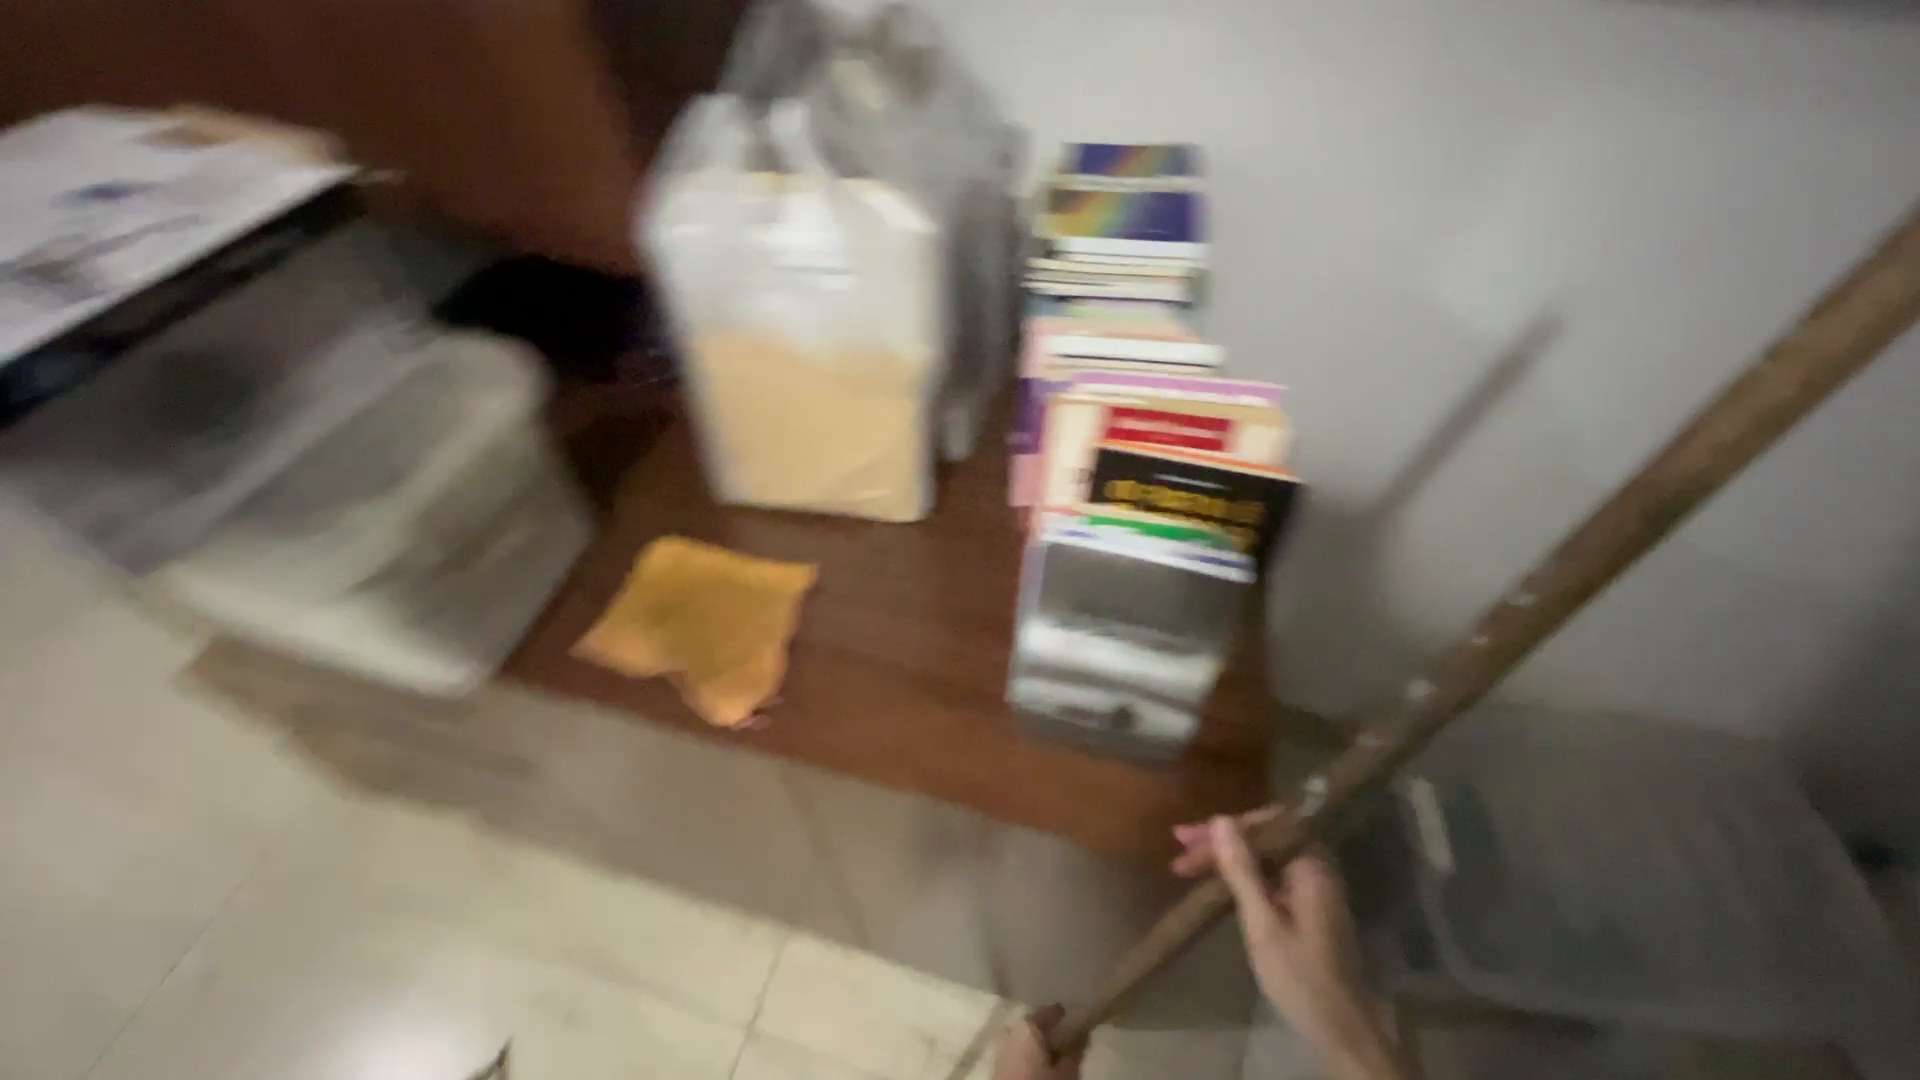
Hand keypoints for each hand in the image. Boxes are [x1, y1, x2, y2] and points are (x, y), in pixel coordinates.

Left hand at [990, 1005, 1083, 1079]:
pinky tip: (1039, 1067)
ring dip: (1038, 1046)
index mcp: (1027, 1026)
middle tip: (1066, 1041)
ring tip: (1054, 1057)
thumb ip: (1075, 1051)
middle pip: (1033, 1025)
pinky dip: (1028, 1056)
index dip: (1062, 1015)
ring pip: (1023, 1040)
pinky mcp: (996, 1067)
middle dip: (1048, 1032)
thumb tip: (1082, 1034)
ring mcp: (1000, 1049)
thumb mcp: (1066, 1073)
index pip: (1048, 1012)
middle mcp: (1010, 1031)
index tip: (1074, 1018)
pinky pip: (1016, 1053)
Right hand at [1175, 816, 1403, 1079]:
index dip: (1223, 828)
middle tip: (1179, 844)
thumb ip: (1242, 869)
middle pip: (1263, 837)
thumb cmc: (1300, 976)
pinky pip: (1269, 873)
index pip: (1264, 825)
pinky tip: (1217, 878)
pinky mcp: (1306, 903)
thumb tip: (1221, 819)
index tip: (1186, 838)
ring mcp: (1312, 885)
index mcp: (1311, 865)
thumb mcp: (1263, 922)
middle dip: (1220, 840)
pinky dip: (1241, 873)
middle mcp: (1315, 866)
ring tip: (1188, 860)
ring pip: (1263, 855)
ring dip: (1227, 856)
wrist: (1342, 1029)